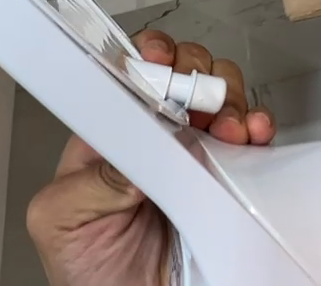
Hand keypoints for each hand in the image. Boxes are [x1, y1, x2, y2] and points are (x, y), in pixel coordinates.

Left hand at [25, 30, 275, 285]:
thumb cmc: (90, 271)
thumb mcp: (61, 220)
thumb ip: (92, 178)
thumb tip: (140, 146)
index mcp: (114, 132)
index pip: (134, 74)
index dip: (151, 56)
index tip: (160, 61)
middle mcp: (159, 131)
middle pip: (185, 72)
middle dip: (196, 76)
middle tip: (197, 103)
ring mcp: (198, 147)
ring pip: (222, 93)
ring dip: (229, 100)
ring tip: (227, 127)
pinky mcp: (232, 169)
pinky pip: (253, 132)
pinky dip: (259, 123)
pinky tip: (254, 133)